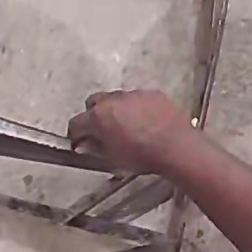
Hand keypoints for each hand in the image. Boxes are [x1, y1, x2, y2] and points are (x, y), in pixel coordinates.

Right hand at [67, 89, 204, 174]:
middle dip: (94, 115)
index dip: (75, 134)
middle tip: (102, 130)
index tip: (79, 142)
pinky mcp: (152, 93)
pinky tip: (146, 121)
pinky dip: (137, 107)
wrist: (176, 147)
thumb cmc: (143, 156)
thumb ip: (95, 148)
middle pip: (94, 103)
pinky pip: (138, 98)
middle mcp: (113, 100)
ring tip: (127, 126)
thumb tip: (85, 143)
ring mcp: (134, 94)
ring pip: (117, 99)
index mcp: (98, 116)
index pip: (76, 123)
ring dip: (116, 110)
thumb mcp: (113, 158)